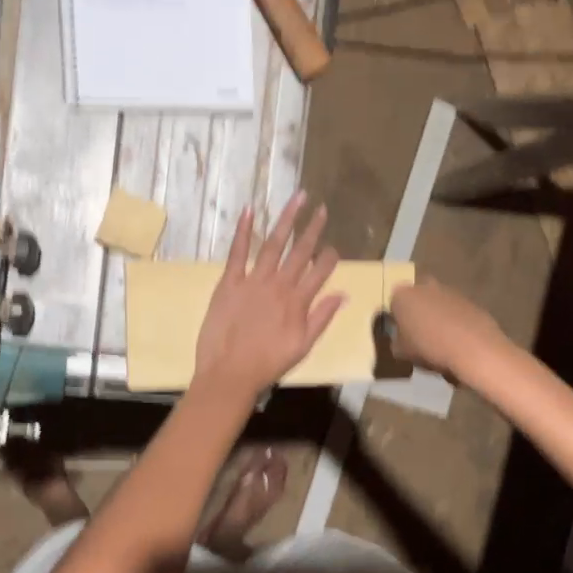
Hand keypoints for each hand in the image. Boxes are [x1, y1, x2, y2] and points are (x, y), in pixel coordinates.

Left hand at [192, 193, 343, 400]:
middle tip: (322, 208)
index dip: (329, 258)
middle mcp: (279, 285)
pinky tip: (249, 211)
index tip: (333, 248)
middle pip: (300, 251)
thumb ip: (322, 318)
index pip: (320, 271)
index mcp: (298, 302)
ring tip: (297, 199)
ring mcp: (253, 281)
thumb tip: (342, 295)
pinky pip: (238, 252)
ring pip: (274, 244)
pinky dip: (243, 230)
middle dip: (313, 229)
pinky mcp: (229, 282)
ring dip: (287, 220)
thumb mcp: (303, 346)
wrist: (229, 373)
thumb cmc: (268, 364)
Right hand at [385, 279, 506, 379]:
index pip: (392, 302)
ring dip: (437, 314)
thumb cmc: (429, 348)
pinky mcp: (470, 300)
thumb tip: (401, 337)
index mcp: (402, 295)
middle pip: (416, 297)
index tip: (400, 332)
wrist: (473, 348)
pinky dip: (454, 320)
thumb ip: (396, 340)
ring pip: (437, 302)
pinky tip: (457, 339)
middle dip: (416, 310)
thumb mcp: (401, 352)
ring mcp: (450, 291)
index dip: (395, 317)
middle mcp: (425, 286)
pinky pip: (455, 310)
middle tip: (418, 332)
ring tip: (440, 338)